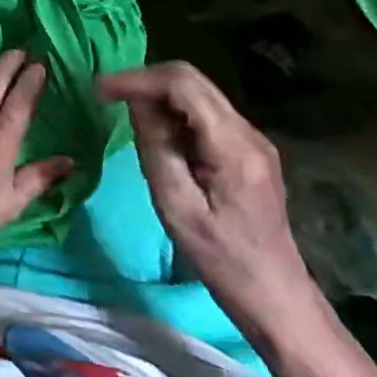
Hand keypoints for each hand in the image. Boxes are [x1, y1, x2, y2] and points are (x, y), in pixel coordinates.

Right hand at [99, 62, 315, 318]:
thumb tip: (136, 101)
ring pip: (198, 93)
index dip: (137, 79)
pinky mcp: (249, 149)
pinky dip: (175, 113)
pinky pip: (205, 113)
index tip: (100, 90)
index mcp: (234, 146)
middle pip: (192, 80)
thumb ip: (155, 147)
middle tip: (108, 97)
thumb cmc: (222, 261)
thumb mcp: (177, 208)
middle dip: (145, 81)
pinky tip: (158, 136)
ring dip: (159, 96)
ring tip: (128, 116)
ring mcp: (252, 139)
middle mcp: (248, 131)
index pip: (182, 85)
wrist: (276, 297)